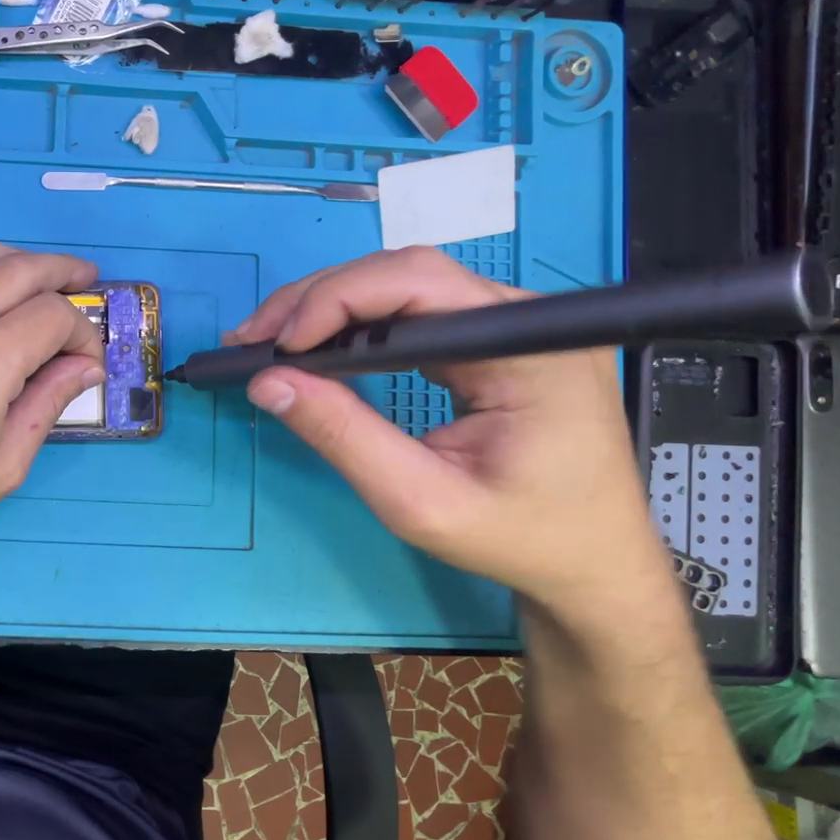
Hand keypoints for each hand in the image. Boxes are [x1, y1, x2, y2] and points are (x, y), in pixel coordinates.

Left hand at [0, 241, 105, 573]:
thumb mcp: (1, 467)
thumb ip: (48, 405)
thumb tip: (85, 367)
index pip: (53, 316)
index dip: (82, 332)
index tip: (86, 358)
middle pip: (18, 271)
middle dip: (60, 273)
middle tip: (83, 279)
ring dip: (9, 258)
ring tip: (33, 272)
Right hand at [233, 247, 669, 611]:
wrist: (591, 564)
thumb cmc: (518, 538)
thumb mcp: (417, 499)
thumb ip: (342, 436)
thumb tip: (267, 383)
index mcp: (526, 349)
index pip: (417, 284)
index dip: (335, 301)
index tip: (274, 348)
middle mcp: (523, 320)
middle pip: (402, 275)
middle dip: (315, 300)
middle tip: (249, 341)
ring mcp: (510, 327)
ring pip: (399, 287)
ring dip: (325, 309)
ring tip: (267, 343)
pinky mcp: (490, 343)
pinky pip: (409, 315)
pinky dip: (351, 326)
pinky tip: (312, 347)